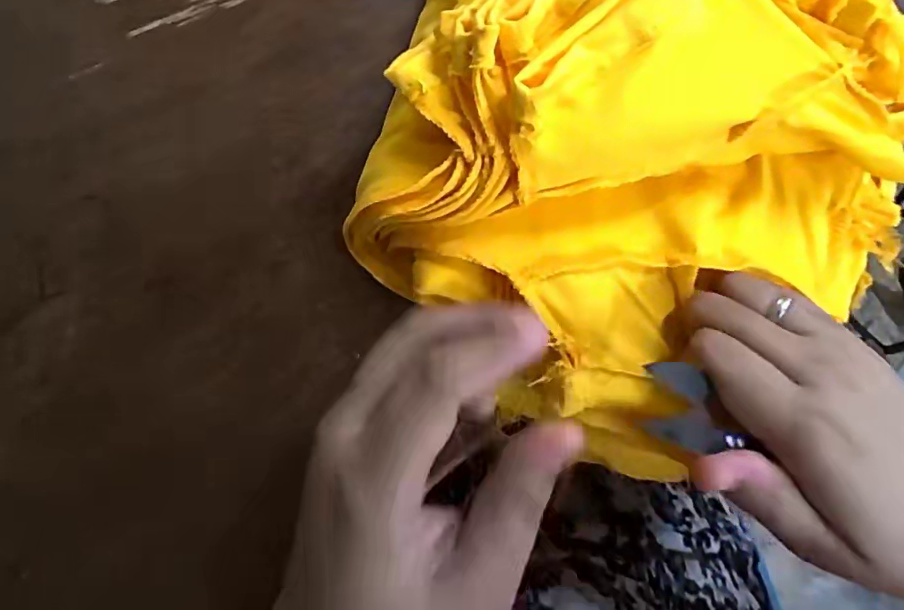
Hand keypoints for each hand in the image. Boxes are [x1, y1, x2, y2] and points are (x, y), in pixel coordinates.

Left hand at [275, 305, 583, 609]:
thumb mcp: (475, 584)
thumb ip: (518, 499)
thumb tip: (568, 429)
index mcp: (372, 474)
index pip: (435, 378)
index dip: (492, 345)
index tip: (543, 330)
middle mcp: (343, 429)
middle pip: (411, 340)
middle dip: (476, 320)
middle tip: (533, 324)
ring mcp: (335, 423)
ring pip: (399, 344)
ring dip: (459, 333)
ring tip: (515, 350)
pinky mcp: (340, 426)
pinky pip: (392, 367)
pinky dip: (438, 357)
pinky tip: (479, 387)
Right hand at [683, 274, 903, 609]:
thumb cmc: (883, 541)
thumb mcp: (818, 543)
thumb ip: (757, 494)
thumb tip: (696, 462)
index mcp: (805, 424)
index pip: (719, 353)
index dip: (688, 356)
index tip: (687, 380)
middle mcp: (820, 371)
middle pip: (731, 312)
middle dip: (696, 318)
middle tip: (688, 346)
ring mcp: (841, 347)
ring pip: (759, 290)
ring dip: (723, 294)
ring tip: (711, 318)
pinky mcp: (855, 339)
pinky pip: (792, 295)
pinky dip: (758, 290)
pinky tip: (748, 307)